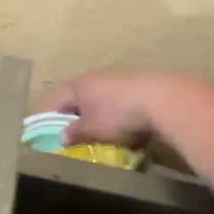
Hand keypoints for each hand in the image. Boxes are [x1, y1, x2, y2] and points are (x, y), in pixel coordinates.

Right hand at [49, 70, 191, 145]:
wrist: (161, 98)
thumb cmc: (117, 114)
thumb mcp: (92, 129)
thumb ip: (75, 132)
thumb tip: (62, 136)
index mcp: (79, 85)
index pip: (58, 100)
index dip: (52, 118)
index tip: (52, 134)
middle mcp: (96, 76)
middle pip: (80, 97)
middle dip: (77, 116)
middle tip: (77, 136)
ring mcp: (118, 77)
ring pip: (101, 97)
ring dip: (99, 113)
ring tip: (103, 133)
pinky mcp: (138, 82)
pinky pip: (120, 99)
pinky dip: (118, 112)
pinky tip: (126, 126)